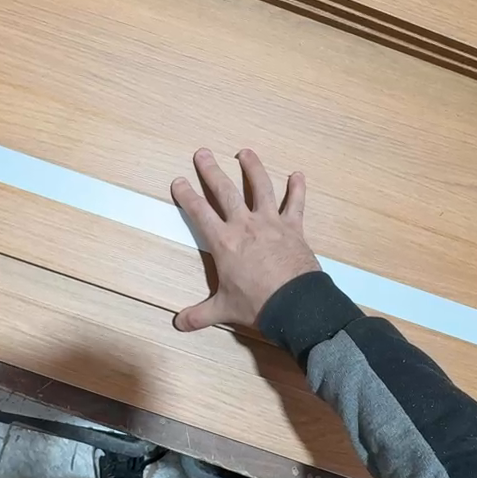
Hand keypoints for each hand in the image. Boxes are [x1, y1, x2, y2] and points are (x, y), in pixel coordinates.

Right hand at [170, 148, 320, 331]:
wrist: (295, 304)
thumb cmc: (257, 304)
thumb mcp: (223, 310)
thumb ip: (200, 315)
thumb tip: (178, 324)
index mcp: (224, 242)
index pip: (200, 213)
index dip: (187, 196)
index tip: (178, 181)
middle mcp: (245, 225)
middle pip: (225, 191)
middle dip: (211, 171)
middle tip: (202, 153)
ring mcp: (270, 223)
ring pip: (260, 188)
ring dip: (252, 168)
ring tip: (245, 152)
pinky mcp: (293, 228)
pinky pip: (295, 204)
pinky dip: (297, 189)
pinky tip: (298, 175)